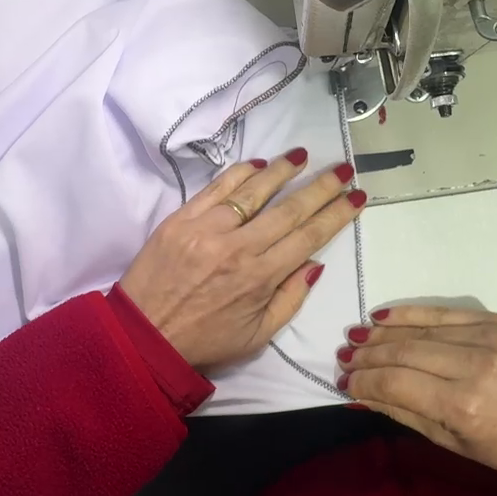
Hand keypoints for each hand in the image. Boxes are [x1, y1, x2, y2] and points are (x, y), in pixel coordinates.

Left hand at [120, 150, 363, 371]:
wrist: (140, 337)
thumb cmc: (205, 340)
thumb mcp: (258, 335)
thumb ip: (291, 298)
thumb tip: (315, 262)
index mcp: (260, 278)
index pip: (309, 236)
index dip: (336, 214)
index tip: (356, 197)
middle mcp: (238, 247)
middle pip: (289, 208)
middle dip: (321, 187)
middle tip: (342, 169)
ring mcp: (208, 229)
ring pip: (254, 190)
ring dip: (282, 170)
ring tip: (303, 155)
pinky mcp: (181, 218)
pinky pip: (217, 187)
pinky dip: (240, 172)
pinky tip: (259, 163)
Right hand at [338, 306, 496, 475]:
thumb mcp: (447, 441)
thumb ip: (401, 411)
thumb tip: (356, 391)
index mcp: (465, 405)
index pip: (400, 383)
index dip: (366, 379)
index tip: (342, 379)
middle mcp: (477, 366)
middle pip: (407, 352)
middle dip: (369, 355)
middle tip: (342, 355)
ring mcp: (490, 337)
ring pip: (422, 329)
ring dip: (383, 333)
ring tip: (356, 336)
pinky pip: (446, 312)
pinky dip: (411, 313)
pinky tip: (383, 317)